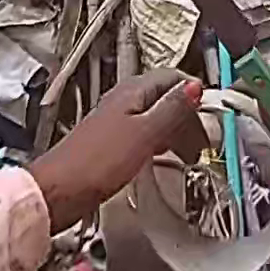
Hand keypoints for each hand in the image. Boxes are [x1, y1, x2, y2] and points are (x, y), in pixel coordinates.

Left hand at [28, 69, 204, 231]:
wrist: (58, 192)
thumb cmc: (98, 162)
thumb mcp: (144, 135)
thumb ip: (172, 109)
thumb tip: (195, 85)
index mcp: (133, 91)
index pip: (173, 78)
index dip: (195, 93)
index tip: (212, 114)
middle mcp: (125, 99)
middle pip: (166, 97)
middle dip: (188, 115)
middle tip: (204, 141)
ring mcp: (118, 120)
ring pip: (156, 116)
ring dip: (177, 131)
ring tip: (191, 155)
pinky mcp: (112, 142)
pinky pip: (145, 134)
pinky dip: (161, 143)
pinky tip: (165, 158)